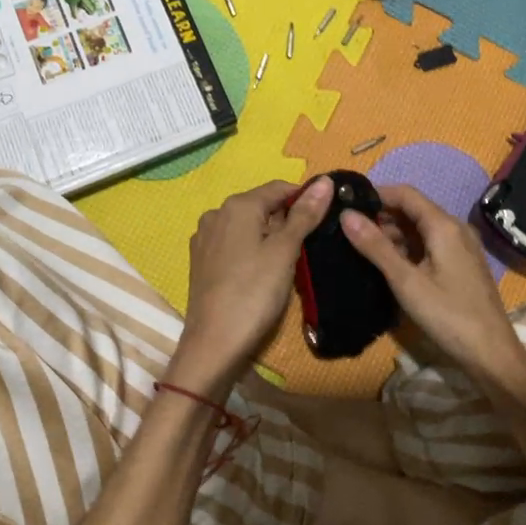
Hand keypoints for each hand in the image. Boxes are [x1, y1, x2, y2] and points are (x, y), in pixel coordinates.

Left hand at [168, 177, 333, 396]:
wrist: (214, 343)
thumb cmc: (254, 292)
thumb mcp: (285, 251)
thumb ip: (304, 215)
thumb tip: (325, 181)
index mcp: (237, 205)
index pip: (278, 188)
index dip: (304, 199)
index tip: (324, 219)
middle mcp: (216, 214)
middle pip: (261, 206)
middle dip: (286, 220)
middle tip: (308, 247)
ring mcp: (205, 238)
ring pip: (247, 226)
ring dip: (269, 236)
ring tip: (287, 263)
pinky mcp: (201, 261)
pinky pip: (233, 244)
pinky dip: (251, 250)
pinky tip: (261, 273)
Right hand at [341, 185, 525, 388]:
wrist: (491, 354)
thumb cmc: (448, 315)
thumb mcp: (406, 281)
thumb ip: (376, 247)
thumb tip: (346, 215)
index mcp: (444, 225)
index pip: (406, 194)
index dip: (376, 194)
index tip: (348, 202)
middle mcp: (455, 229)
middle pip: (414, 210)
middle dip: (382, 215)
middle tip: (349, 227)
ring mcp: (461, 247)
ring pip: (421, 229)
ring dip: (394, 233)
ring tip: (361, 245)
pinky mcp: (461, 265)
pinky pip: (430, 244)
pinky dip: (408, 247)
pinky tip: (389, 262)